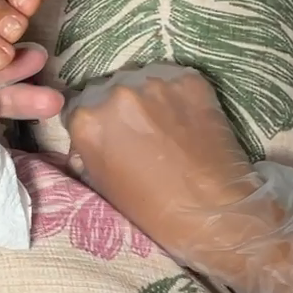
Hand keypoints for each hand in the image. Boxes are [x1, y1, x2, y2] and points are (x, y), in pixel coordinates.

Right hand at [64, 65, 292, 292]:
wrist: (213, 212)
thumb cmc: (152, 208)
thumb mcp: (101, 182)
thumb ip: (88, 148)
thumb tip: (89, 136)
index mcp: (87, 121)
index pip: (79, 108)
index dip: (95, 122)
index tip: (110, 134)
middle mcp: (115, 94)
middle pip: (110, 90)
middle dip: (121, 108)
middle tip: (140, 131)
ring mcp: (154, 84)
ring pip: (143, 82)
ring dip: (150, 99)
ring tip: (167, 124)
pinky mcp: (189, 80)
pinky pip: (176, 81)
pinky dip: (179, 96)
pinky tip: (187, 118)